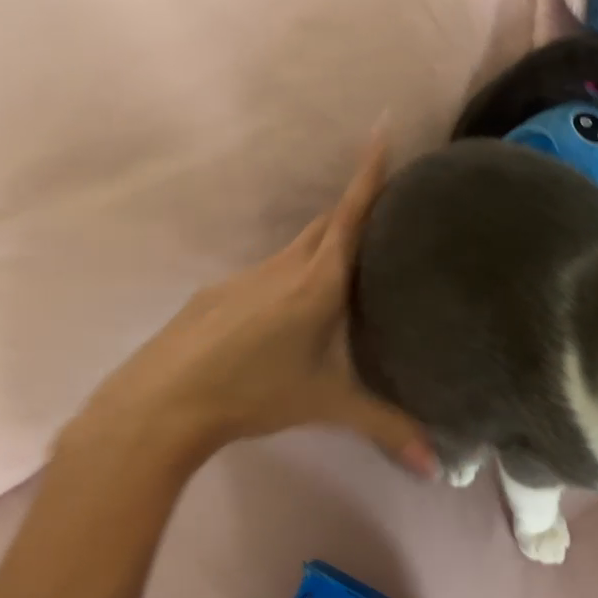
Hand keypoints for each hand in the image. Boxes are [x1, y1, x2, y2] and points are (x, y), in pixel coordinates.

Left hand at [68, 129, 434, 477]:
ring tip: (355, 258)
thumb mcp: (329, 408)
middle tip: (391, 202)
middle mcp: (284, 267)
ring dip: (326, 241)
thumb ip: (387, 430)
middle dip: (357, 204)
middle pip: (327, 222)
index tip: (381, 129)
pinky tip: (296, 307)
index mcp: (317, 282)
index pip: (350, 215)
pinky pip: (271, 270)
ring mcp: (247, 277)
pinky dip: (294, 271)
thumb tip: (436, 468)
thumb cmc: (254, 394)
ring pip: (298, 247)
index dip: (369, 174)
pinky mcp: (220, 293)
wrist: (160, 403)